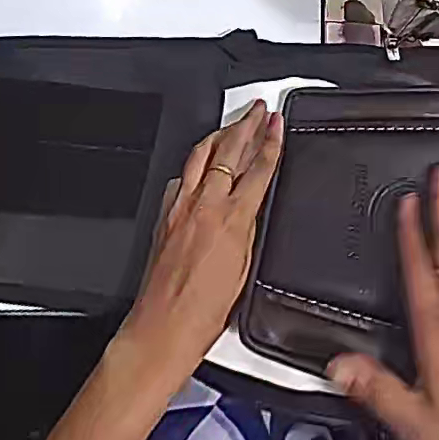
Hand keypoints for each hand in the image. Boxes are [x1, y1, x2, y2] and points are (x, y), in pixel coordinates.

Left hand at [117, 100, 283, 388]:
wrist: (161, 330)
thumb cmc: (203, 312)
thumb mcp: (244, 268)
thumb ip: (249, 227)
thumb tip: (252, 204)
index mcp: (232, 219)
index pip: (259, 167)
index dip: (271, 140)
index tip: (277, 124)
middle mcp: (205, 205)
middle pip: (230, 149)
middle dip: (247, 124)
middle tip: (258, 109)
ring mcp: (181, 206)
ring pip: (201, 154)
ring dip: (221, 133)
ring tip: (234, 121)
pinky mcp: (164, 214)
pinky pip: (181, 175)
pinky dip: (194, 162)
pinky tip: (200, 160)